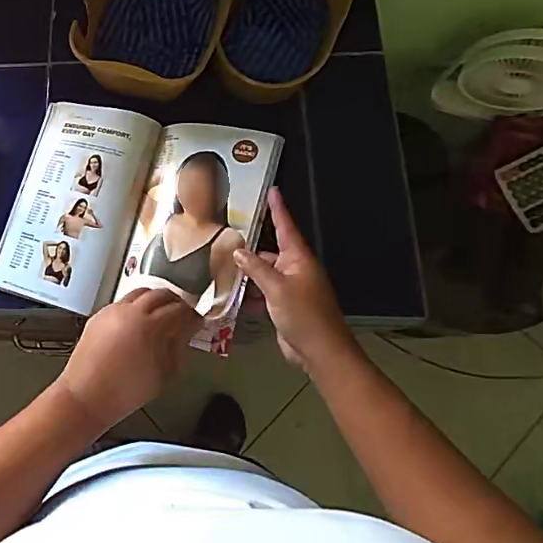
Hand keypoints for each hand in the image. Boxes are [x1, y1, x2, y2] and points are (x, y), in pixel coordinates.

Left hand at [52, 288, 198, 431]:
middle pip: (161, 294)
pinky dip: (136, 306)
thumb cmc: (124, 392)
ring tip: (161, 313)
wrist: (85, 397)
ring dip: (155, 299)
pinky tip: (139, 320)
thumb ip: (176, 347)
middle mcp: (130, 312)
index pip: (179, 310)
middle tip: (183, 313)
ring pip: (140, 292)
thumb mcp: (162, 373)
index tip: (197, 320)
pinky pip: (123, 302)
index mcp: (149, 326)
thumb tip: (185, 333)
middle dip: (175, 302)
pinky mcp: (99, 315)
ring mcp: (113, 311)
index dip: (192, 315)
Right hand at [235, 188, 350, 369]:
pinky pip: (265, 292)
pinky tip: (234, 293)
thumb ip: (256, 268)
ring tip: (223, 265)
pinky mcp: (285, 305)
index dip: (278, 209)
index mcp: (299, 258)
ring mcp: (291, 288)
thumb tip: (239, 252)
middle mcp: (296, 269)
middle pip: (271, 251)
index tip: (273, 191)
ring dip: (249, 273)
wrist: (320, 351)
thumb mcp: (276, 288)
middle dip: (252, 246)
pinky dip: (252, 292)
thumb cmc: (303, 314)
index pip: (286, 227)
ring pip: (265, 273)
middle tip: (229, 235)